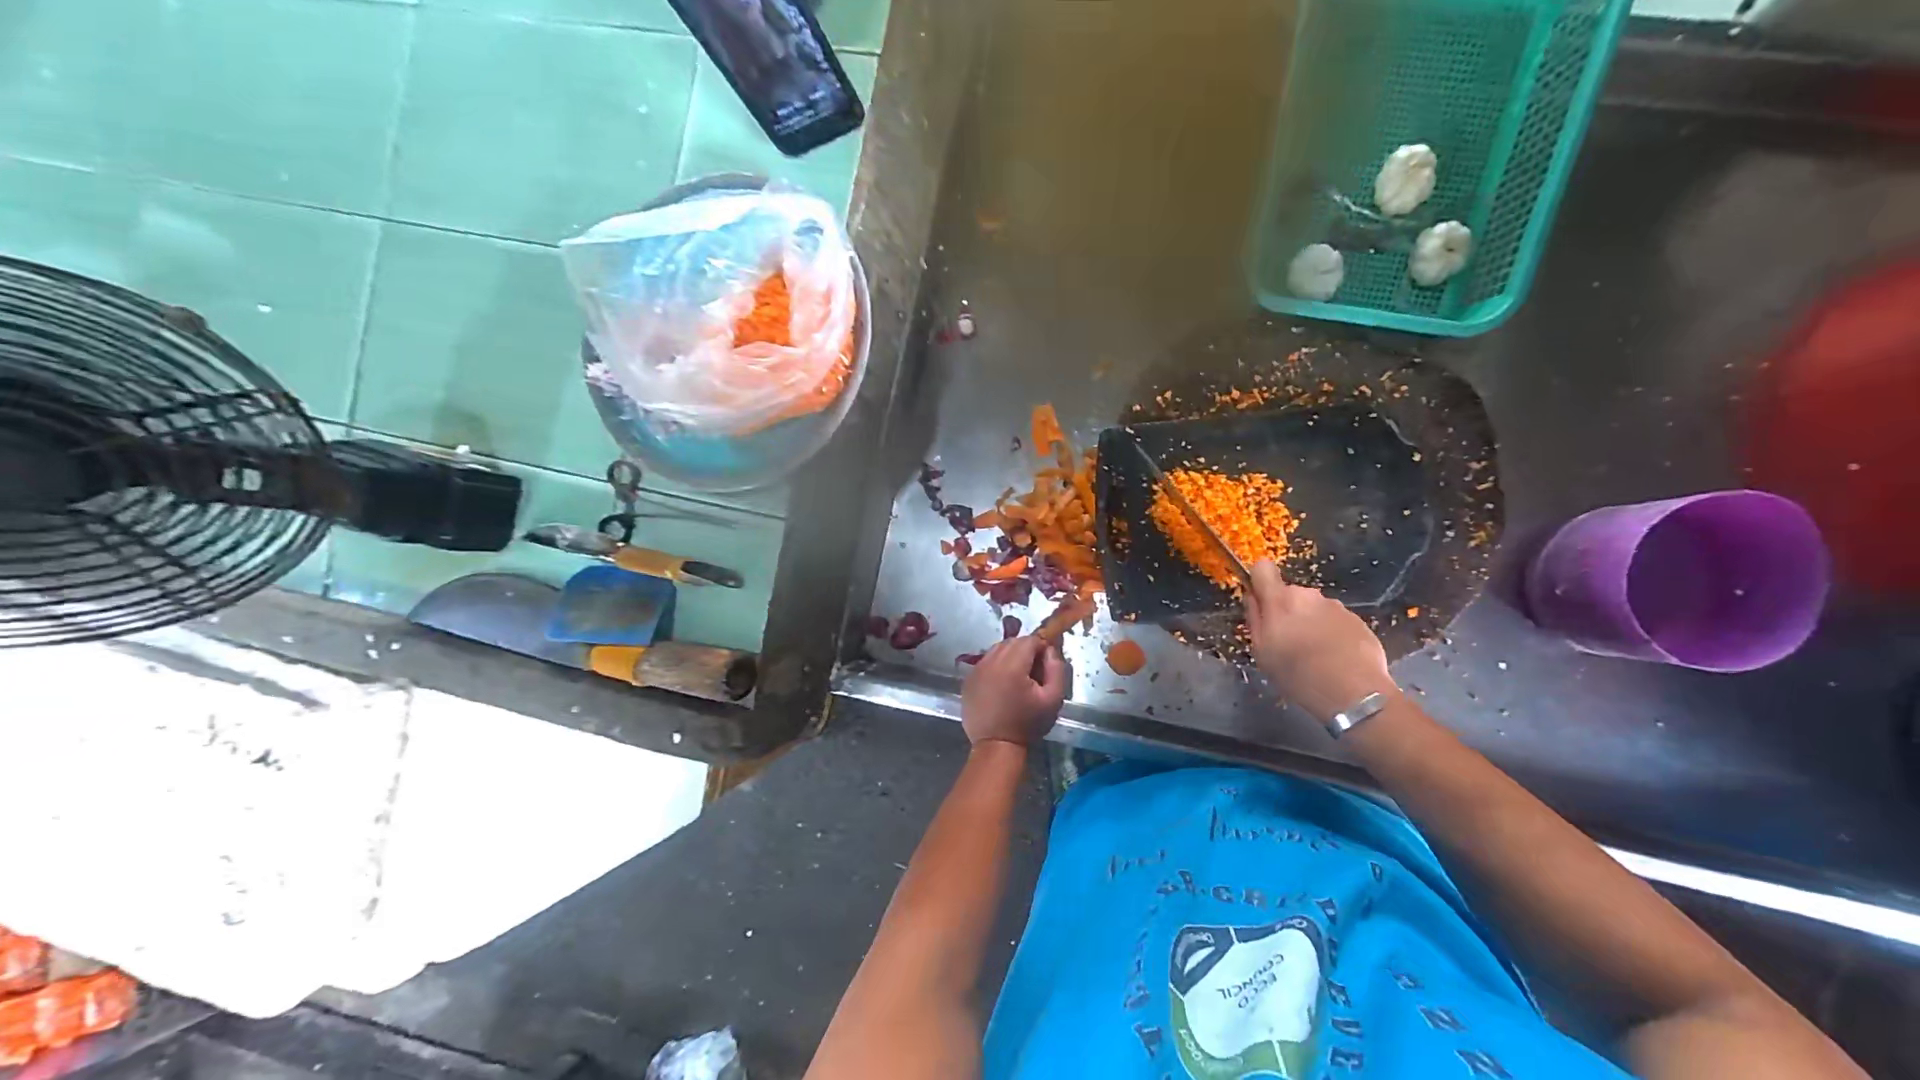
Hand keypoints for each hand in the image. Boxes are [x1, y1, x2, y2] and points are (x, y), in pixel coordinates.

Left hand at [961, 636, 1069, 746]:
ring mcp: (976, 670)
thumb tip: (1050, 649)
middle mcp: (990, 662)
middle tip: (1032, 673)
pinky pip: (985, 662)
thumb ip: (1056, 669)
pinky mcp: (968, 679)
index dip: (1040, 648)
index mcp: (1011, 665)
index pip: (1029, 640)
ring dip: (1010, 657)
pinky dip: (996, 666)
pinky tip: (1001, 685)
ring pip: (997, 650)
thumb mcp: (1053, 699)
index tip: (1044, 665)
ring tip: (1017, 679)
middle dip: (1025, 651)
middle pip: (1012, 642)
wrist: (996, 745)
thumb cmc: (1027, 724)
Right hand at [1244, 560, 1396, 721]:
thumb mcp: (1262, 653)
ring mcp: (1336, 607)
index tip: (1261, 602)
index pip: (1262, 568)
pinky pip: (1335, 621)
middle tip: (1288, 642)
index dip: (1259, 581)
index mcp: (1280, 600)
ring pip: (1313, 608)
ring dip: (1310, 623)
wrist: (1355, 694)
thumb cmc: (1298, 675)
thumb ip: (1254, 619)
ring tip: (1315, 654)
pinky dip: (1331, 633)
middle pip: (1290, 594)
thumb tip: (1252, 598)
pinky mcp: (1358, 621)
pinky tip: (1335, 658)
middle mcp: (1309, 595)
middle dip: (1287, 611)